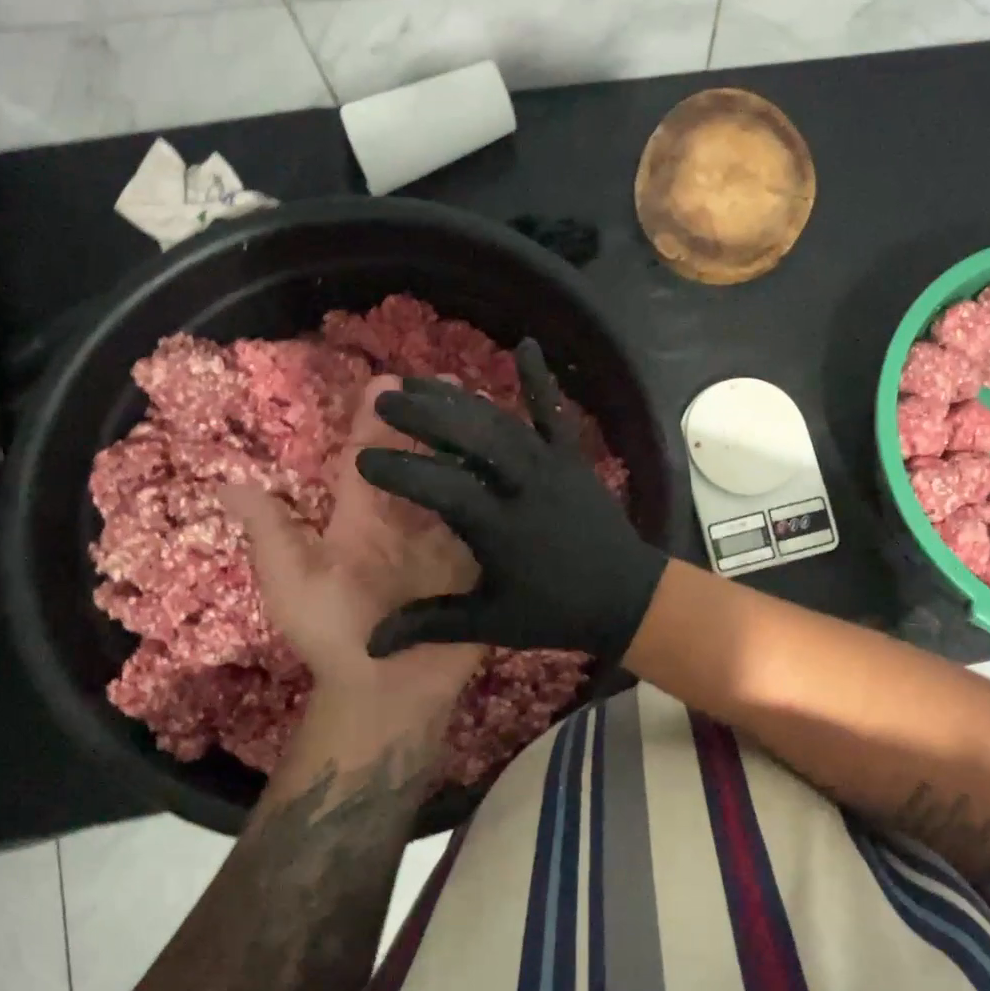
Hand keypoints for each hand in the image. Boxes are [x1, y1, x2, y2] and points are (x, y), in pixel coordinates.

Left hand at [221, 376, 483, 761]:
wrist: (384, 693)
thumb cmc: (333, 636)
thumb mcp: (292, 583)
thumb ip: (270, 533)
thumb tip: (228, 481)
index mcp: (362, 517)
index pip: (370, 455)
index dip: (377, 418)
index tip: (390, 377)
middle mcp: (407, 521)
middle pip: (423, 459)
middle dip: (436, 420)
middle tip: (457, 384)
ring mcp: (446, 543)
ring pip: (461, 484)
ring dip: (475, 449)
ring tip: (496, 414)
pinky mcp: (477, 566)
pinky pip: (491, 525)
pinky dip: (503, 496)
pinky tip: (523, 467)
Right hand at [356, 338, 668, 660]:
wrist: (626, 597)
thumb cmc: (556, 613)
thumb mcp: (491, 623)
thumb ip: (431, 624)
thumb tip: (370, 645)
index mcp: (500, 527)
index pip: (441, 488)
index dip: (401, 471)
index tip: (363, 460)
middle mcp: (524, 486)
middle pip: (469, 438)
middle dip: (425, 415)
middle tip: (387, 399)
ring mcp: (551, 466)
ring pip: (501, 421)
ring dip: (459, 399)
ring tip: (421, 382)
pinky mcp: (573, 458)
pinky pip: (553, 415)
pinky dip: (539, 381)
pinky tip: (525, 345)